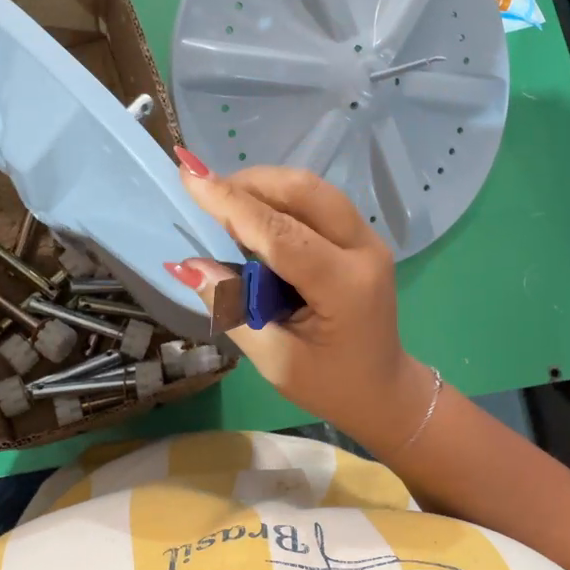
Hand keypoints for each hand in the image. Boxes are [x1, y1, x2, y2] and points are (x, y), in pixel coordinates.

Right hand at [164, 151, 437, 453]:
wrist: (383, 391)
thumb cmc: (329, 384)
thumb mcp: (275, 359)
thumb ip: (232, 309)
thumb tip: (185, 265)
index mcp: (345, 287)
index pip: (281, 234)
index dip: (232, 204)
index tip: (190, 177)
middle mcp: (364, 251)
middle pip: (304, 191)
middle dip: (251, 183)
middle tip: (205, 190)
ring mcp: (367, 239)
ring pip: (312, 189)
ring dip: (265, 187)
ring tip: (223, 202)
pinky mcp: (360, 237)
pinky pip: (317, 202)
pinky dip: (280, 199)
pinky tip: (253, 215)